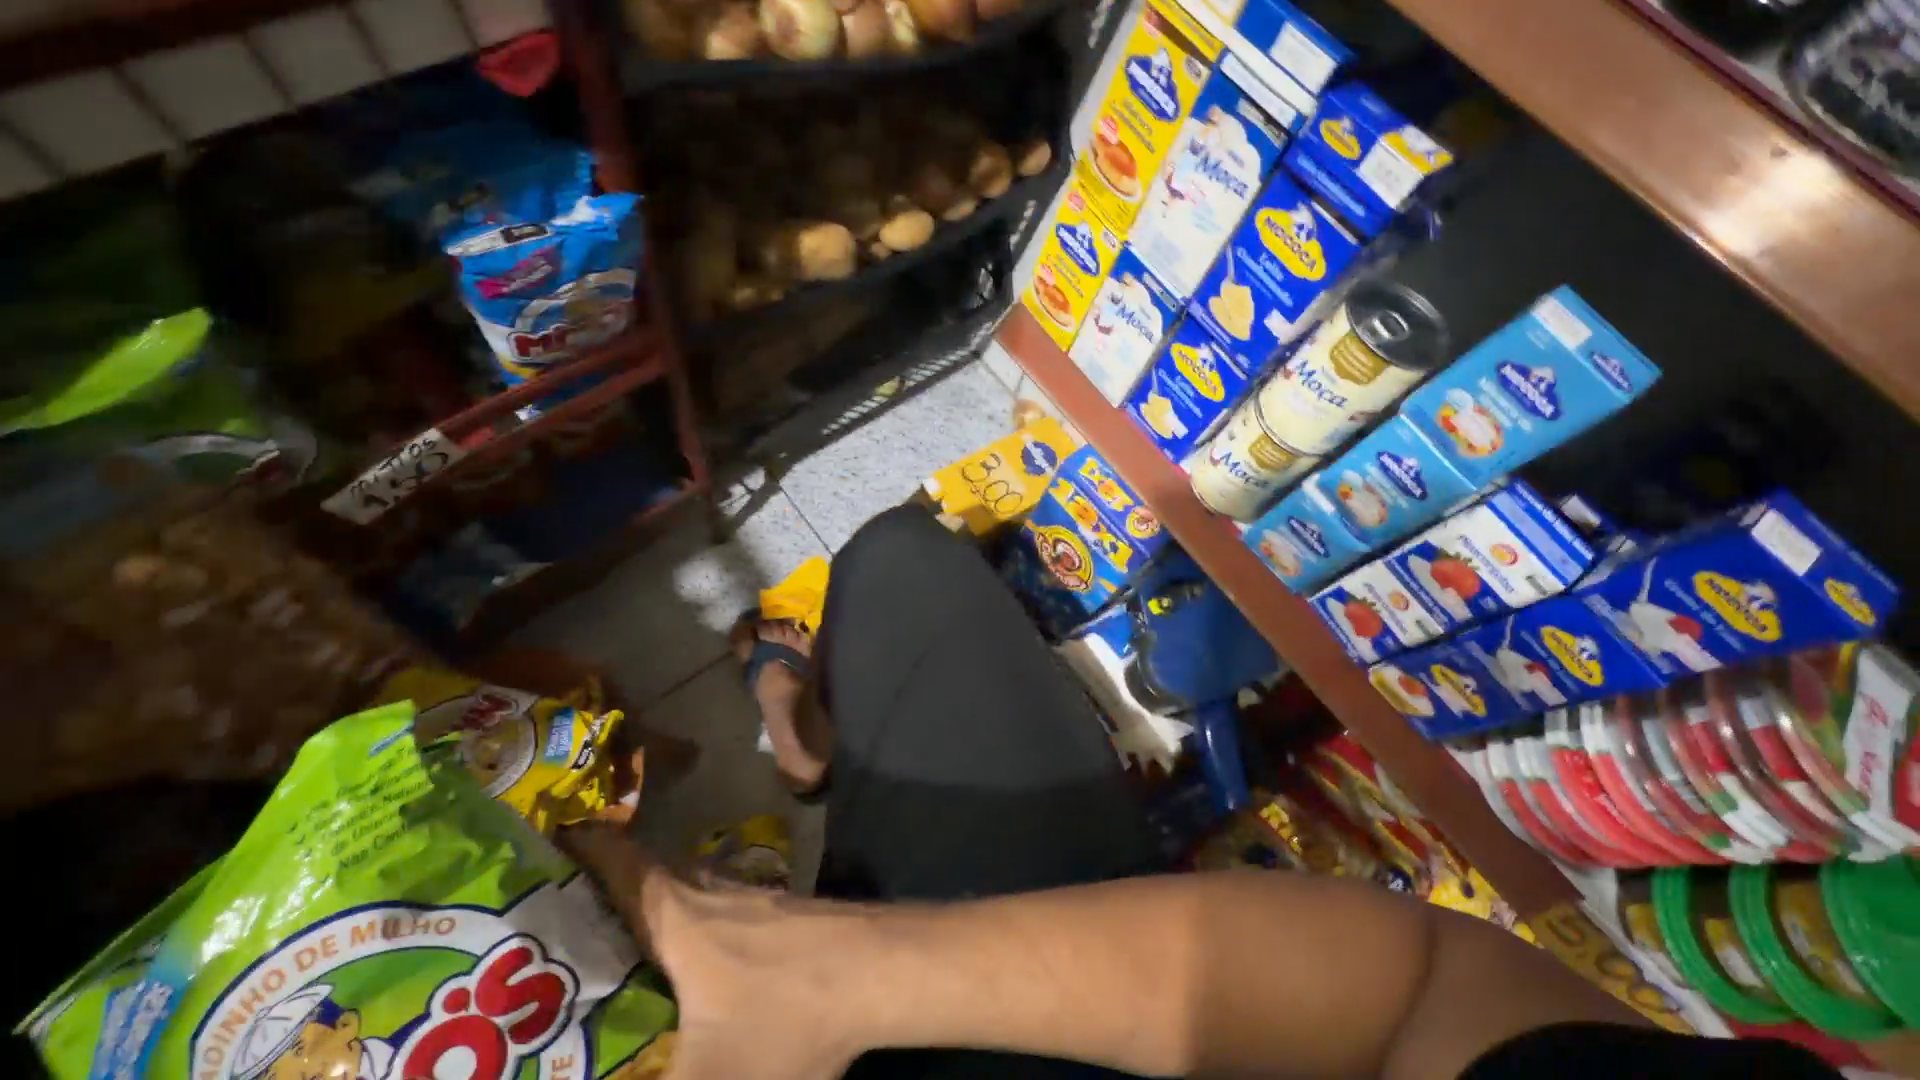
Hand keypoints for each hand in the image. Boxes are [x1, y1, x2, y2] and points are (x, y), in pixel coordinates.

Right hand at [559, 823, 875, 1079]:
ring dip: (659, 898)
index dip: (585, 846)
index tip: (551, 831)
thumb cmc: (789, 1016)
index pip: (622, 866)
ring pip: (694, 888)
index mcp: (681, 919)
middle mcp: (714, 896)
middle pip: (654, 873)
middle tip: (569, 899)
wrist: (881, 972)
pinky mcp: (787, 917)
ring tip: (627, 929)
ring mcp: (757, 902)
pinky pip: (725, 906)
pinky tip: (704, 953)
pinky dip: (698, 918)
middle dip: (612, 878)